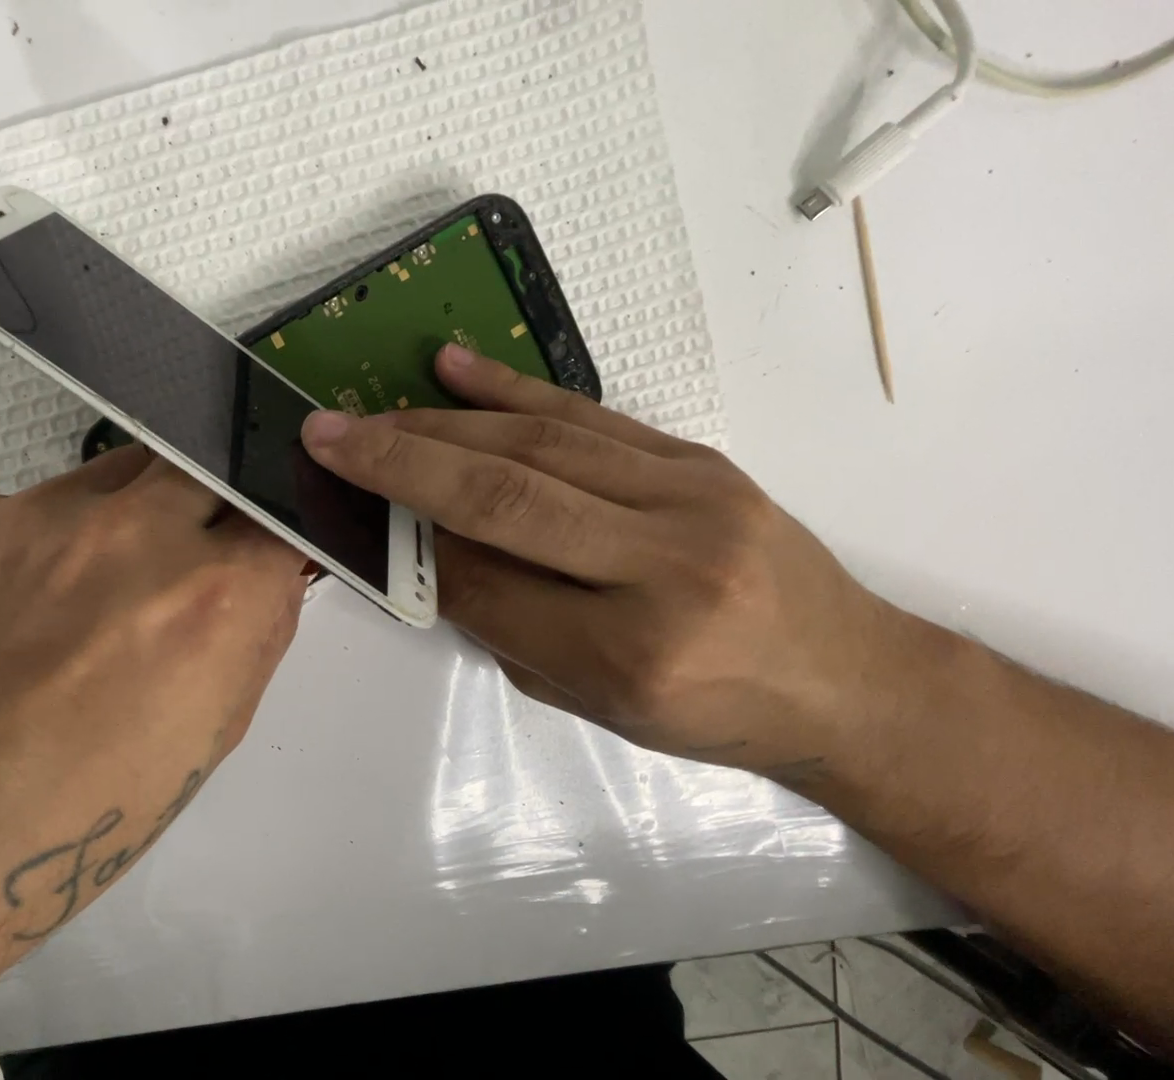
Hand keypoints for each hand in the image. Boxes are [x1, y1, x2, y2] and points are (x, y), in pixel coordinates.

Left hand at [0, 446, 307, 938]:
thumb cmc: (94, 807)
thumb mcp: (217, 732)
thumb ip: (258, 633)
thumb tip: (268, 573)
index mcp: (215, 595)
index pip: (279, 517)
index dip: (270, 543)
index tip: (254, 562)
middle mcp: (140, 532)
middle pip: (209, 464)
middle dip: (213, 510)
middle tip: (184, 566)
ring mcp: (53, 514)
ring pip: (131, 469)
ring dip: (140, 511)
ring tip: (102, 586)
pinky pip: (51, 501)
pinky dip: (63, 537)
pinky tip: (33, 603)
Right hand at [300, 345, 916, 778]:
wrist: (847, 679)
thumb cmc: (712, 713)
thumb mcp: (595, 702)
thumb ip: (508, 626)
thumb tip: (431, 549)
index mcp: (630, 656)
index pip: (487, 588)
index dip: (413, 552)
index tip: (357, 518)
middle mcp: (662, 569)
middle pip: (505, 498)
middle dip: (401, 462)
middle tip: (327, 435)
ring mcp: (688, 500)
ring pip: (538, 444)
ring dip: (439, 424)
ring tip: (371, 414)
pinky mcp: (696, 459)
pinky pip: (588, 415)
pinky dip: (509, 386)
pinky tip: (449, 367)